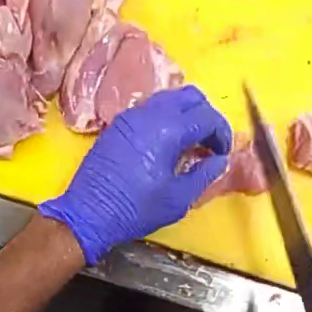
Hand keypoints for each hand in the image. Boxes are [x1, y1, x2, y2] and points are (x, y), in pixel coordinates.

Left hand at [41, 86, 232, 264]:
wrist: (88, 214)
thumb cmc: (135, 209)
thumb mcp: (177, 199)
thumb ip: (203, 176)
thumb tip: (218, 161)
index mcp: (168, 129)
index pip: (207, 116)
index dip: (222, 134)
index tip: (222, 154)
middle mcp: (149, 113)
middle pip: (190, 97)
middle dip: (206, 117)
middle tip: (208, 144)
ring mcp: (130, 116)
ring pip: (168, 100)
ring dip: (184, 116)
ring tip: (188, 145)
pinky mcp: (117, 126)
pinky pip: (149, 110)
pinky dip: (164, 120)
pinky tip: (165, 146)